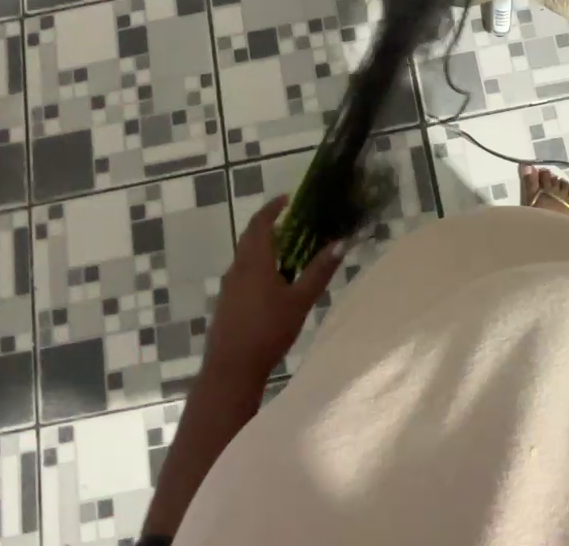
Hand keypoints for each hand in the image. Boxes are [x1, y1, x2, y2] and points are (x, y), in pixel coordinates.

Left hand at [202, 196, 345, 381]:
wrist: (231, 369)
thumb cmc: (268, 331)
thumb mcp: (300, 301)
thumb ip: (319, 271)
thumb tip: (341, 243)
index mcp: (254, 261)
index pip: (260, 223)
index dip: (272, 208)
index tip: (288, 199)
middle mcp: (237, 267)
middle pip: (250, 237)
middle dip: (268, 225)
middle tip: (291, 221)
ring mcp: (229, 286)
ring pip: (245, 255)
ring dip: (263, 246)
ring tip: (287, 250)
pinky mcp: (227, 302)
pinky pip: (242, 272)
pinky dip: (257, 264)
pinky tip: (272, 282)